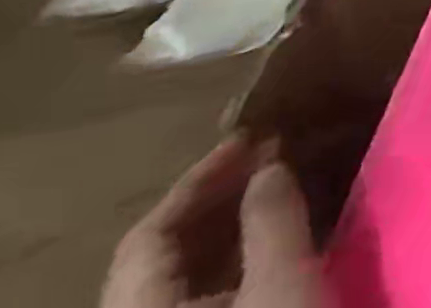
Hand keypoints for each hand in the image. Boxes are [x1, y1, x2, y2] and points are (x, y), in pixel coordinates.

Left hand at [102, 136, 325, 307]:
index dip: (198, 180)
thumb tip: (269, 164)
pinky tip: (271, 243)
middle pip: (160, 256)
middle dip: (215, 200)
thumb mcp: (283, 283)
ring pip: (182, 279)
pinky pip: (203, 297)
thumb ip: (272, 220)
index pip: (147, 236)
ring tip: (274, 190)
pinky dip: (234, 260)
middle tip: (268, 157)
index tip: (249, 138)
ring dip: (228, 228)